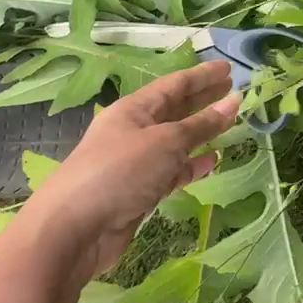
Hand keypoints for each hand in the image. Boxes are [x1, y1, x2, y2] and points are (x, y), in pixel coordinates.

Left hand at [20, 61, 240, 275]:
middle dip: (203, 99)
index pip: (174, 85)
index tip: (229, 67)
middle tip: (234, 89)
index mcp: (133, 112)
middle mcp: (132, 134)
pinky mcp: (138, 192)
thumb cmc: (118, 172)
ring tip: (232, 122)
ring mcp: (134, 164)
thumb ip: (203, 123)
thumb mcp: (167, 141)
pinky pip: (172, 171)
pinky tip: (212, 161)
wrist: (68, 235)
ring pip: (176, 141)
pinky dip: (192, 165)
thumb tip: (235, 101)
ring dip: (202, 132)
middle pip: (174, 110)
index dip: (202, 75)